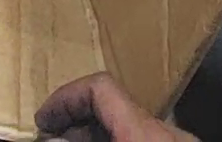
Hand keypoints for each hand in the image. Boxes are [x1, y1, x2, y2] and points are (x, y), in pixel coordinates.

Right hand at [37, 73, 197, 141]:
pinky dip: (118, 140)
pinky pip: (145, 137)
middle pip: (115, 104)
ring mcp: (179, 140)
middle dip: (78, 116)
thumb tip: (50, 135)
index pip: (100, 86)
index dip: (66, 96)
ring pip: (131, 123)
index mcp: (145, 126)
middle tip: (50, 134)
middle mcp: (167, 127)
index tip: (42, 117)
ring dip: (97, 131)